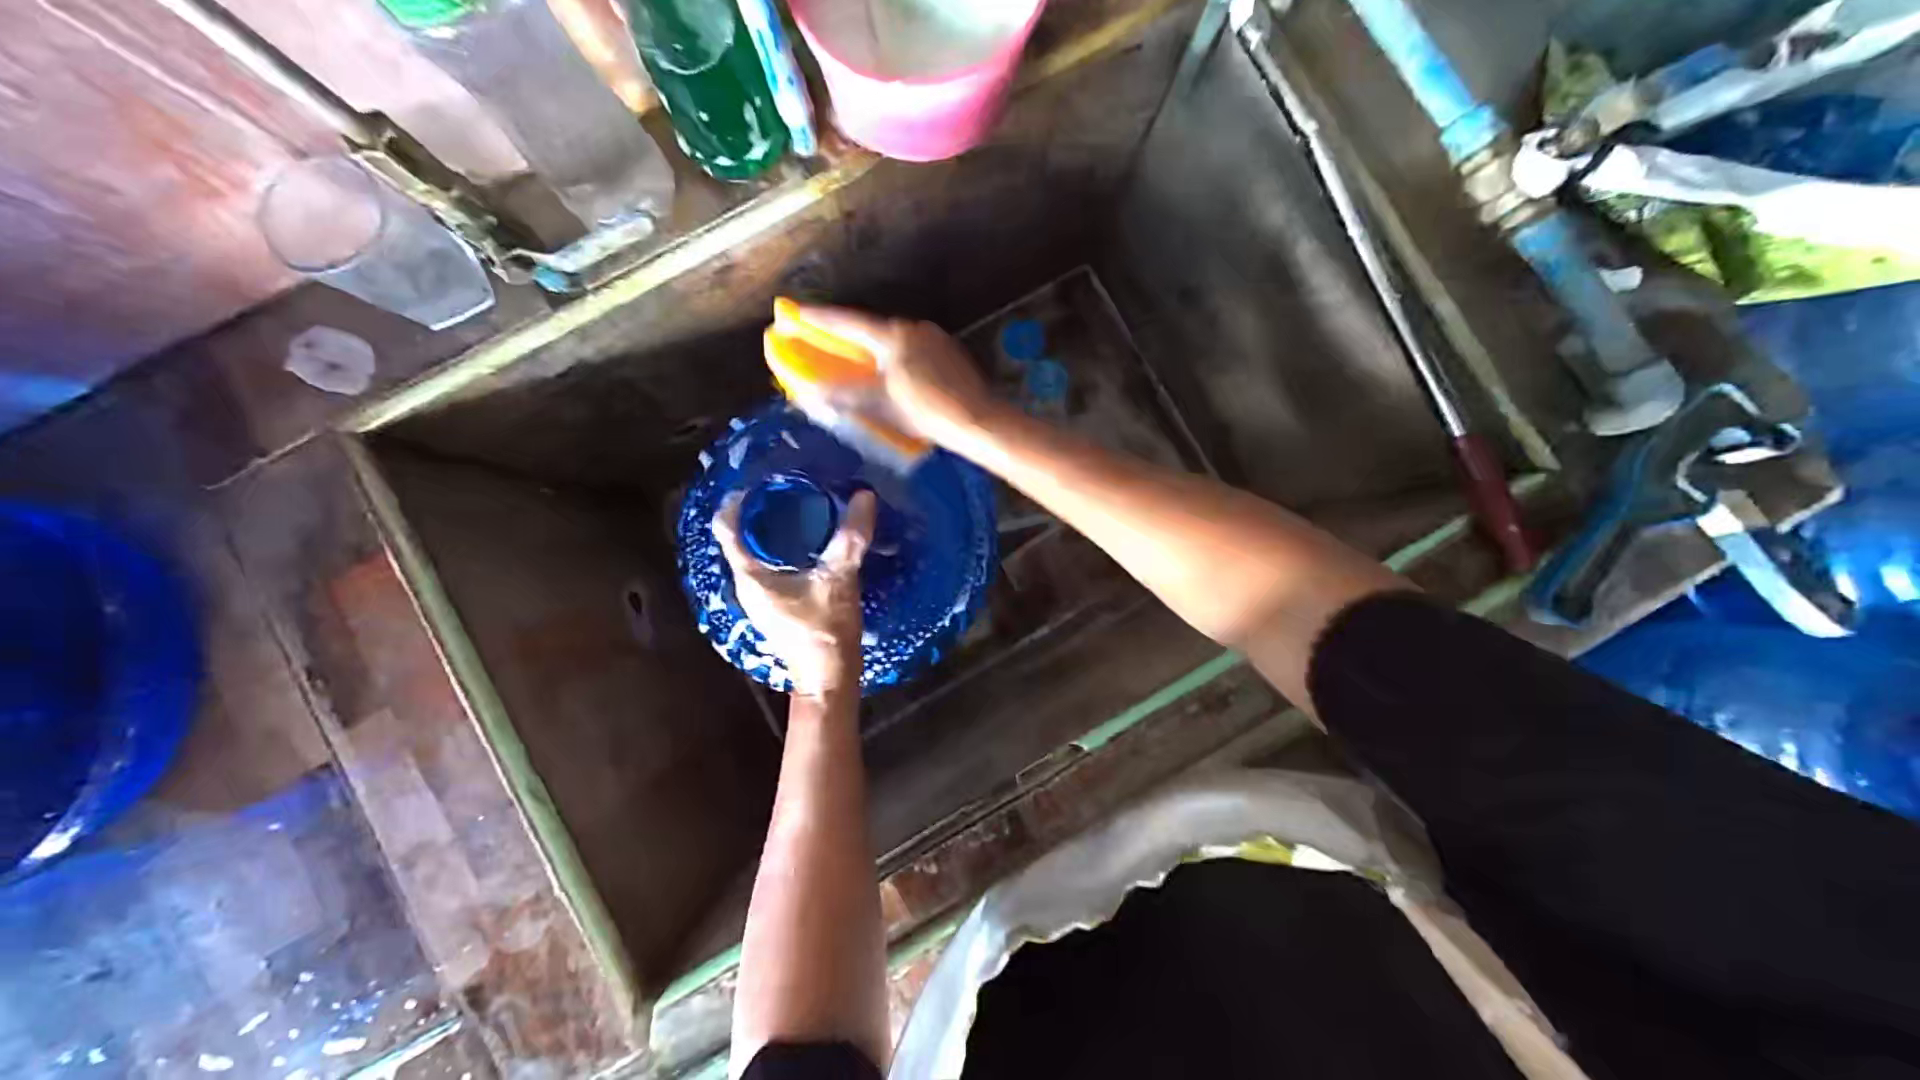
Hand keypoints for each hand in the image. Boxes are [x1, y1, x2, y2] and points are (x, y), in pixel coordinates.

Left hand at [713, 489, 877, 697]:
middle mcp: (746, 585)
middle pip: (740, 537)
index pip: (725, 528)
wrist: (828, 678)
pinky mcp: (775, 606)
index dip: (736, 500)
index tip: (760, 481)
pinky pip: (770, 567)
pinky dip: (783, 550)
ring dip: (772, 531)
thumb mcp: (840, 579)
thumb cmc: (825, 630)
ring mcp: (759, 598)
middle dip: (760, 511)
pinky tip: (808, 544)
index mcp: (750, 576)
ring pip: (755, 553)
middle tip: (787, 488)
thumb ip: (851, 537)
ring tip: (799, 508)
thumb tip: (864, 496)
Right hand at [781, 302, 997, 446]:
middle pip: (872, 329)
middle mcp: (914, 328)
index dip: (819, 318)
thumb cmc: (927, 411)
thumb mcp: (881, 405)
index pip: (848, 322)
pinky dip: (896, 357)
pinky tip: (895, 375)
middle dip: (848, 335)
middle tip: (825, 339)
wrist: (979, 420)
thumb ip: (845, 395)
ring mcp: (935, 338)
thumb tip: (812, 392)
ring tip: (859, 363)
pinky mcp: (950, 352)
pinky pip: (913, 349)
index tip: (795, 311)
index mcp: (893, 336)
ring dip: (874, 349)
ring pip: (895, 339)